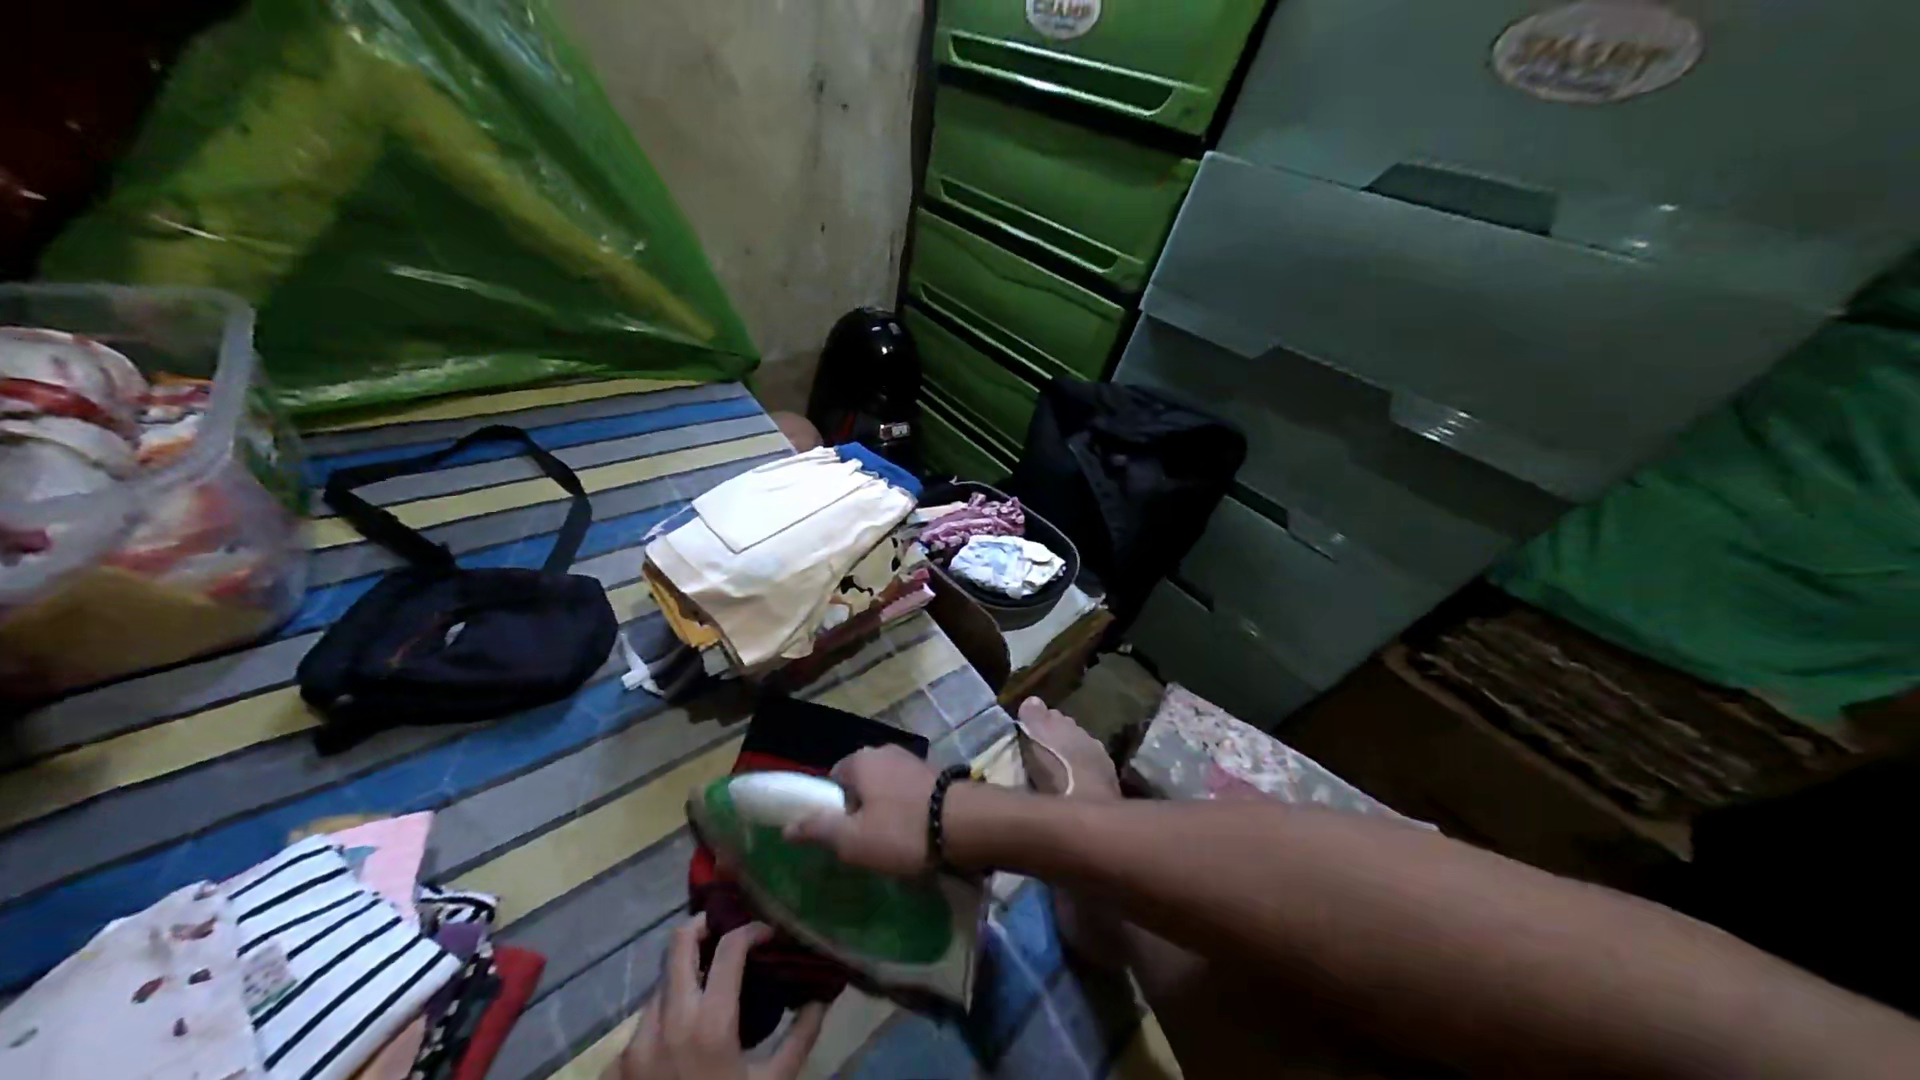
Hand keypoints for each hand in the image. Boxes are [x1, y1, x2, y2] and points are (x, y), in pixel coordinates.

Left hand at [605, 915, 824, 1079]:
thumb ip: (801, 1036)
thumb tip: (821, 995)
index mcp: (710, 1024)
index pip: (729, 947)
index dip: (752, 930)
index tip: (767, 934)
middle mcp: (667, 1023)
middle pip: (678, 942)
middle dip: (706, 926)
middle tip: (727, 930)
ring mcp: (634, 1044)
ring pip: (660, 981)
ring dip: (686, 973)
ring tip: (709, 988)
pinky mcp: (616, 1066)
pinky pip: (645, 1020)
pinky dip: (667, 1013)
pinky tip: (685, 1036)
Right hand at [784, 745, 938, 875]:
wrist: (966, 824)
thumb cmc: (902, 831)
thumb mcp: (852, 840)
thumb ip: (818, 830)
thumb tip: (787, 826)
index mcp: (860, 760)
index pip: (832, 780)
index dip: (832, 809)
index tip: (842, 836)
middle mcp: (885, 750)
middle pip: (860, 782)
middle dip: (860, 809)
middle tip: (867, 842)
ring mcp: (913, 759)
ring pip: (886, 787)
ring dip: (886, 809)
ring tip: (894, 841)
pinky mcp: (935, 772)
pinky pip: (909, 791)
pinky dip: (907, 808)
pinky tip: (915, 831)